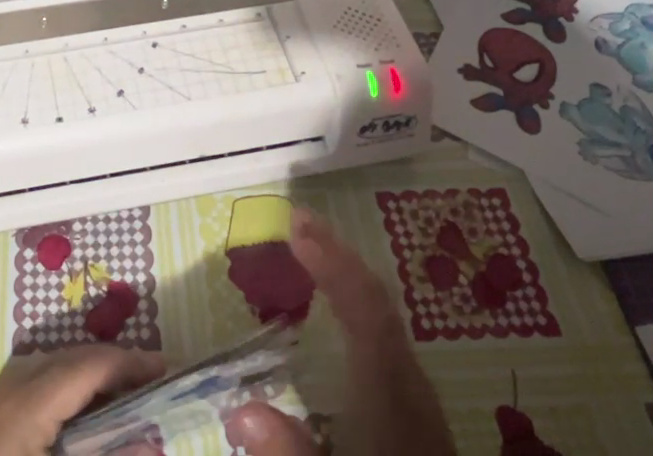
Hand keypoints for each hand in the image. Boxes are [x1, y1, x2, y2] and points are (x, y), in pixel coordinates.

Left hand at [0, 344, 165, 455]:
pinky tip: (91, 410)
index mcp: (31, 401)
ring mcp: (2, 394)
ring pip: (59, 366)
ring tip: (131, 393)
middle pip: (75, 359)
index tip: (169, 369)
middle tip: (157, 382)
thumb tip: (152, 444)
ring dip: (96, 374)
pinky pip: (43, 380)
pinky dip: (74, 386)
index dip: (132, 363)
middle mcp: (15, 385)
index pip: (91, 365)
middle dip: (117, 366)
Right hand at [223, 209, 455, 455]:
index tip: (296, 227)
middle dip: (339, 256)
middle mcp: (408, 385)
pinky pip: (382, 335)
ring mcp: (414, 397)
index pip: (364, 311)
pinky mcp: (411, 411)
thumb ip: (291, 454)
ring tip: (311, 248)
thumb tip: (238, 408)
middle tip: (298, 220)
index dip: (331, 264)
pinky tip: (339, 310)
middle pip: (377, 304)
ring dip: (347, 276)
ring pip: (384, 317)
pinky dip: (356, 305)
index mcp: (390, 397)